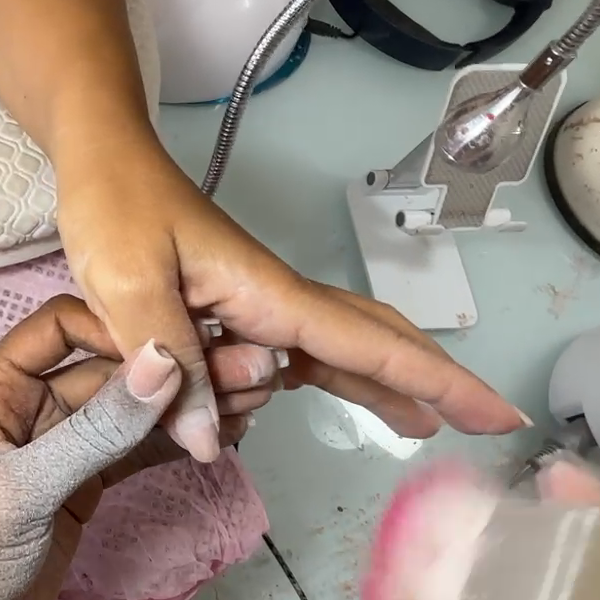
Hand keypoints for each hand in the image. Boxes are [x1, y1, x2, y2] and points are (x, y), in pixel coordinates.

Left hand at [0, 295, 276, 599]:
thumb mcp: (25, 490)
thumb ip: (95, 429)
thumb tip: (163, 359)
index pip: (62, 327)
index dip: (121, 324)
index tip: (187, 336)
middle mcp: (29, 405)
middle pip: (108, 369)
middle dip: (174, 368)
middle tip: (255, 366)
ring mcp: (60, 446)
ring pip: (129, 410)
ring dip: (187, 403)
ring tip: (257, 393)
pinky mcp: (84, 484)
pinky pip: (135, 450)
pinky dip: (176, 441)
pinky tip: (227, 430)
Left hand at [52, 155, 524, 463]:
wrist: (100, 157)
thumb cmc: (113, 206)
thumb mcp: (127, 285)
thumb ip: (169, 359)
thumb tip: (209, 443)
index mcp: (263, 291)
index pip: (364, 341)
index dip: (432, 380)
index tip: (498, 415)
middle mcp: (269, 298)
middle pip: (365, 340)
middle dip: (422, 381)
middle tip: (474, 426)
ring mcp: (250, 300)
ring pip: (325, 351)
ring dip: (364, 387)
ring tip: (411, 426)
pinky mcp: (223, 304)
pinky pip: (278, 350)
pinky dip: (302, 378)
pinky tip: (309, 395)